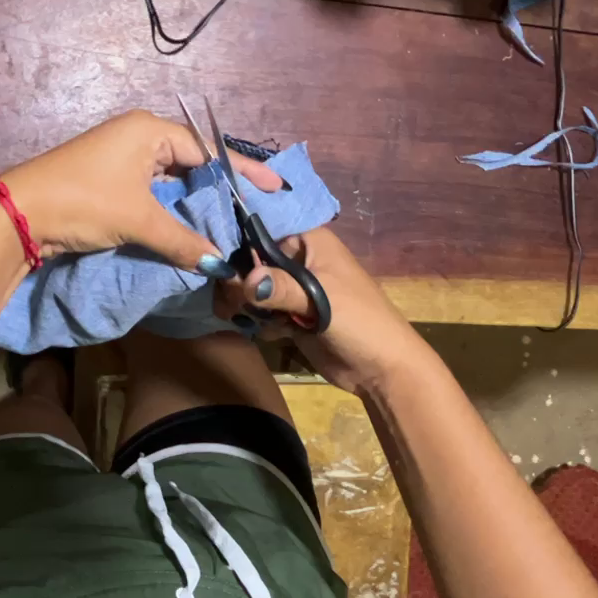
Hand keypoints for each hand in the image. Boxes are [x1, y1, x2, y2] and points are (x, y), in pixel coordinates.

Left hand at [0, 111, 281, 274]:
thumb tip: (221, 264)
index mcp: (148, 130)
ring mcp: (121, 158)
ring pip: (171, 180)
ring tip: (229, 223)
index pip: (207, 150)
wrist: (20, 214)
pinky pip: (152, 193)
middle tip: (254, 210)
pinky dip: (171, 210)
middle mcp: (137, 137)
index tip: (274, 187)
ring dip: (194, 203)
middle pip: (191, 163)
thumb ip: (183, 241)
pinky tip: (190, 228)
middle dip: (220, 189)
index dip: (241, 171)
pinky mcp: (108, 181)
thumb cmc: (85, 201)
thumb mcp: (138, 221)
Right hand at [213, 226, 434, 394]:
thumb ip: (279, 288)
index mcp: (309, 241)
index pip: (263, 229)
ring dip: (243, 303)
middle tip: (228, 301)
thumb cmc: (359, 320)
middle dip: (238, 281)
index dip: (238, 242)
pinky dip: (256, 319)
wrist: (382, 368)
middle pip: (252, 260)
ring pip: (253, 287)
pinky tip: (260, 330)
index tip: (215, 261)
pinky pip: (261, 310)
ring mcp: (293, 288)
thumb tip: (243, 280)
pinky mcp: (290, 314)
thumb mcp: (320, 299)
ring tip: (237, 316)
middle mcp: (298, 258)